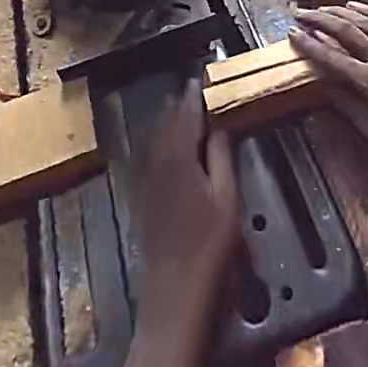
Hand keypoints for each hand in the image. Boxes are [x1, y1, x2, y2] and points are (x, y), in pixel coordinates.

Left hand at [134, 84, 240, 315]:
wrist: (176, 286)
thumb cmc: (210, 243)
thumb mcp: (227, 198)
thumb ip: (221, 157)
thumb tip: (218, 126)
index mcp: (179, 156)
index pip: (186, 116)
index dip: (193, 97)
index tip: (198, 80)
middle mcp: (156, 161)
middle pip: (165, 124)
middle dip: (176, 105)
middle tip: (188, 91)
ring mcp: (145, 178)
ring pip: (152, 138)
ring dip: (164, 120)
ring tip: (174, 107)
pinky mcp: (140, 195)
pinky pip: (145, 155)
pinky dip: (153, 141)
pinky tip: (158, 143)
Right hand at [291, 3, 367, 165]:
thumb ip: (347, 105)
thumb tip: (324, 85)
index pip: (330, 57)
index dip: (308, 45)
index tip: (291, 33)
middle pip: (344, 31)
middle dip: (318, 19)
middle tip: (299, 12)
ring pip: (364, 22)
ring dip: (339, 11)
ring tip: (320, 6)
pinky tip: (355, 6)